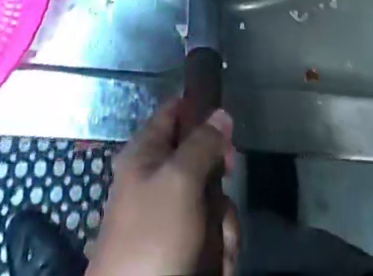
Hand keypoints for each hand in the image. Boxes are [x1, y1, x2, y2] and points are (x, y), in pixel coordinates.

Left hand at [88, 99, 238, 275]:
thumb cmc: (152, 234)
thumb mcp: (179, 179)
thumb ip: (202, 143)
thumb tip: (221, 113)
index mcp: (145, 153)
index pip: (175, 112)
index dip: (201, 114)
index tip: (227, 131)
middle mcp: (156, 179)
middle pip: (202, 162)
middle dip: (220, 186)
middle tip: (219, 202)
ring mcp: (168, 216)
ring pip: (212, 202)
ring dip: (223, 225)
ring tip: (219, 246)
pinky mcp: (180, 247)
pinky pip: (211, 235)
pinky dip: (219, 249)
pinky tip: (218, 265)